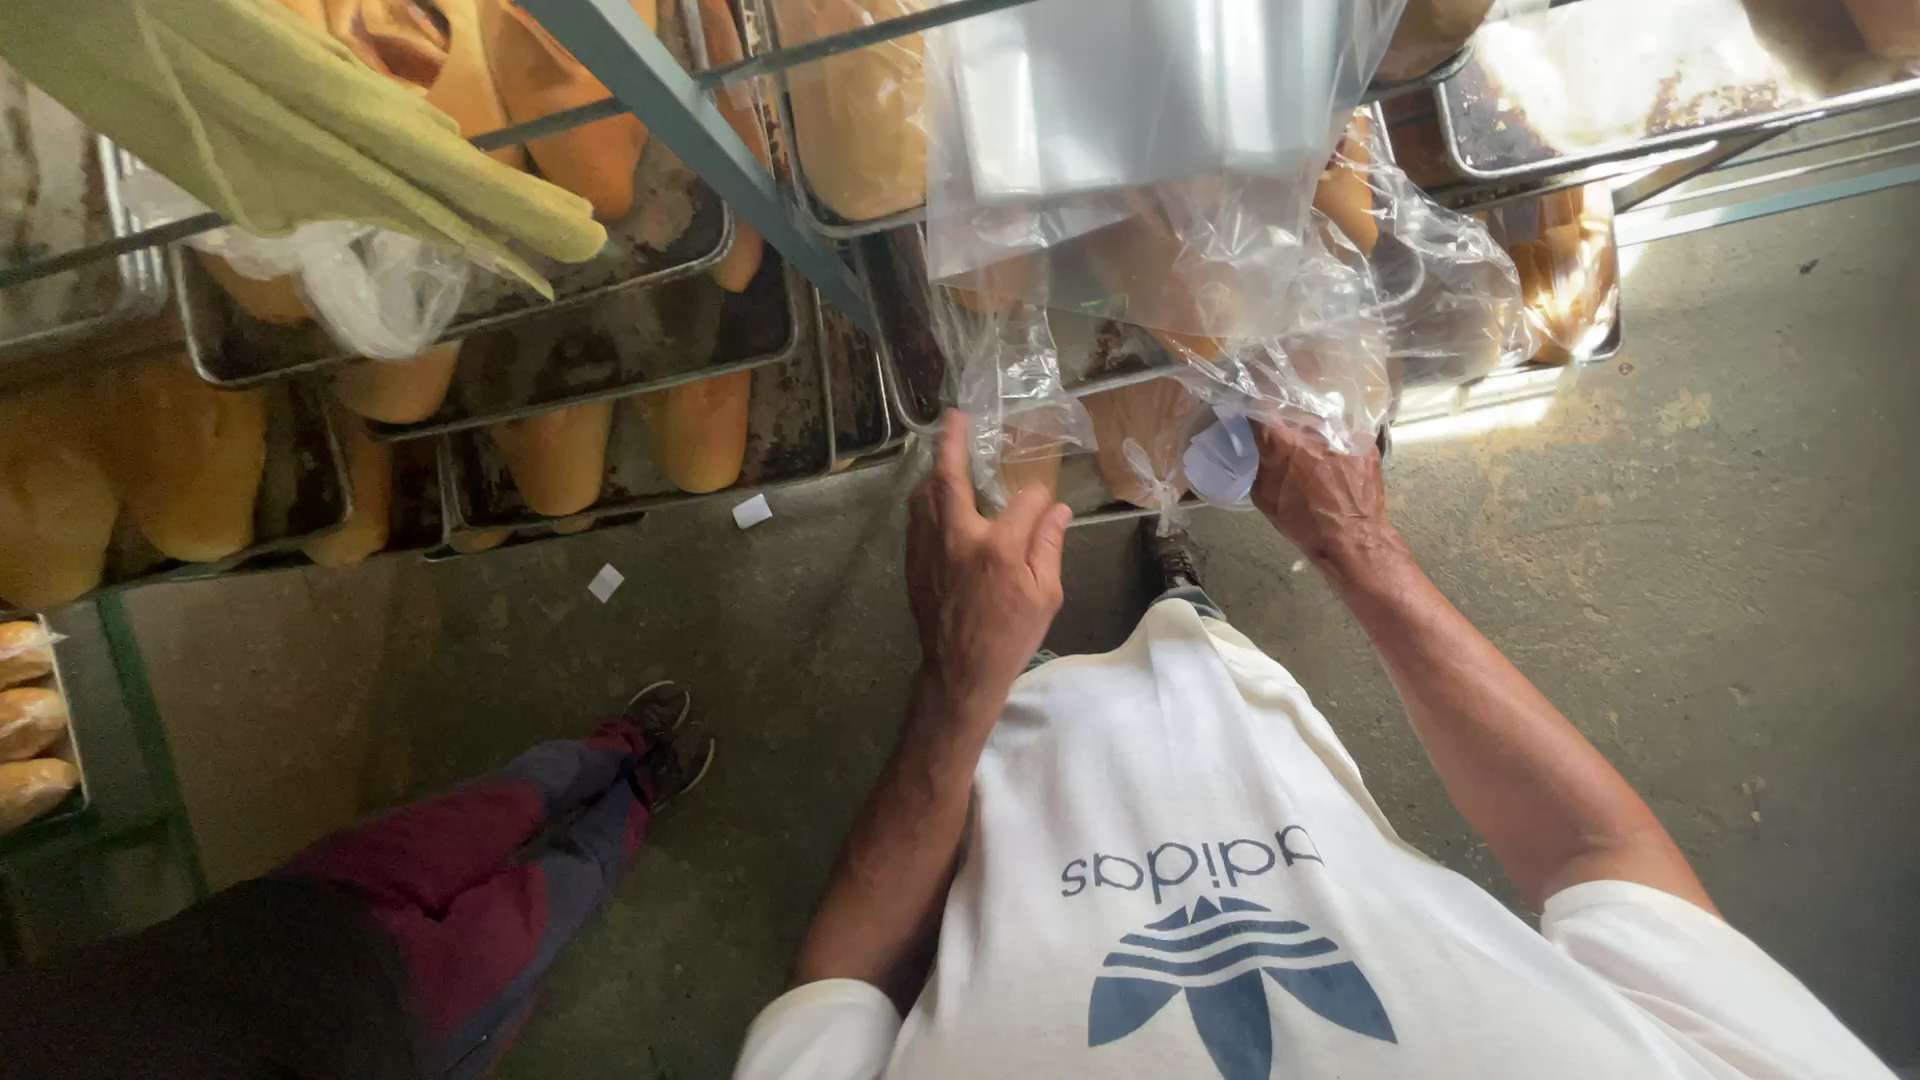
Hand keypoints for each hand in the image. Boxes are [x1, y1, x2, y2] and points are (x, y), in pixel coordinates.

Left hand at [906, 411, 1072, 714]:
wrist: (960, 671)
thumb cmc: (1010, 636)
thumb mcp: (1046, 595)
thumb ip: (1048, 546)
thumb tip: (1057, 509)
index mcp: (998, 546)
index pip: (1023, 502)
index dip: (1037, 498)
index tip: (1044, 503)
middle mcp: (958, 537)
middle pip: (951, 478)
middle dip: (952, 443)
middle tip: (953, 418)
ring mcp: (929, 548)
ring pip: (924, 495)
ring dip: (934, 470)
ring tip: (944, 456)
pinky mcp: (913, 561)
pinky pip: (916, 518)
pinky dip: (926, 500)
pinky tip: (936, 500)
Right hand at [1252, 418, 1399, 567]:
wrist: (1351, 537)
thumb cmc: (1302, 521)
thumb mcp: (1265, 496)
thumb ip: (1264, 465)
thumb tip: (1267, 451)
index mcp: (1281, 443)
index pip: (1260, 410)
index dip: (1254, 410)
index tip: (1252, 413)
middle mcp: (1312, 430)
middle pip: (1294, 410)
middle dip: (1287, 418)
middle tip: (1284, 431)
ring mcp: (1342, 433)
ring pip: (1321, 418)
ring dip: (1314, 427)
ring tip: (1313, 442)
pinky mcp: (1365, 442)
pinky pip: (1345, 431)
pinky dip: (1337, 439)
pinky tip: (1336, 454)